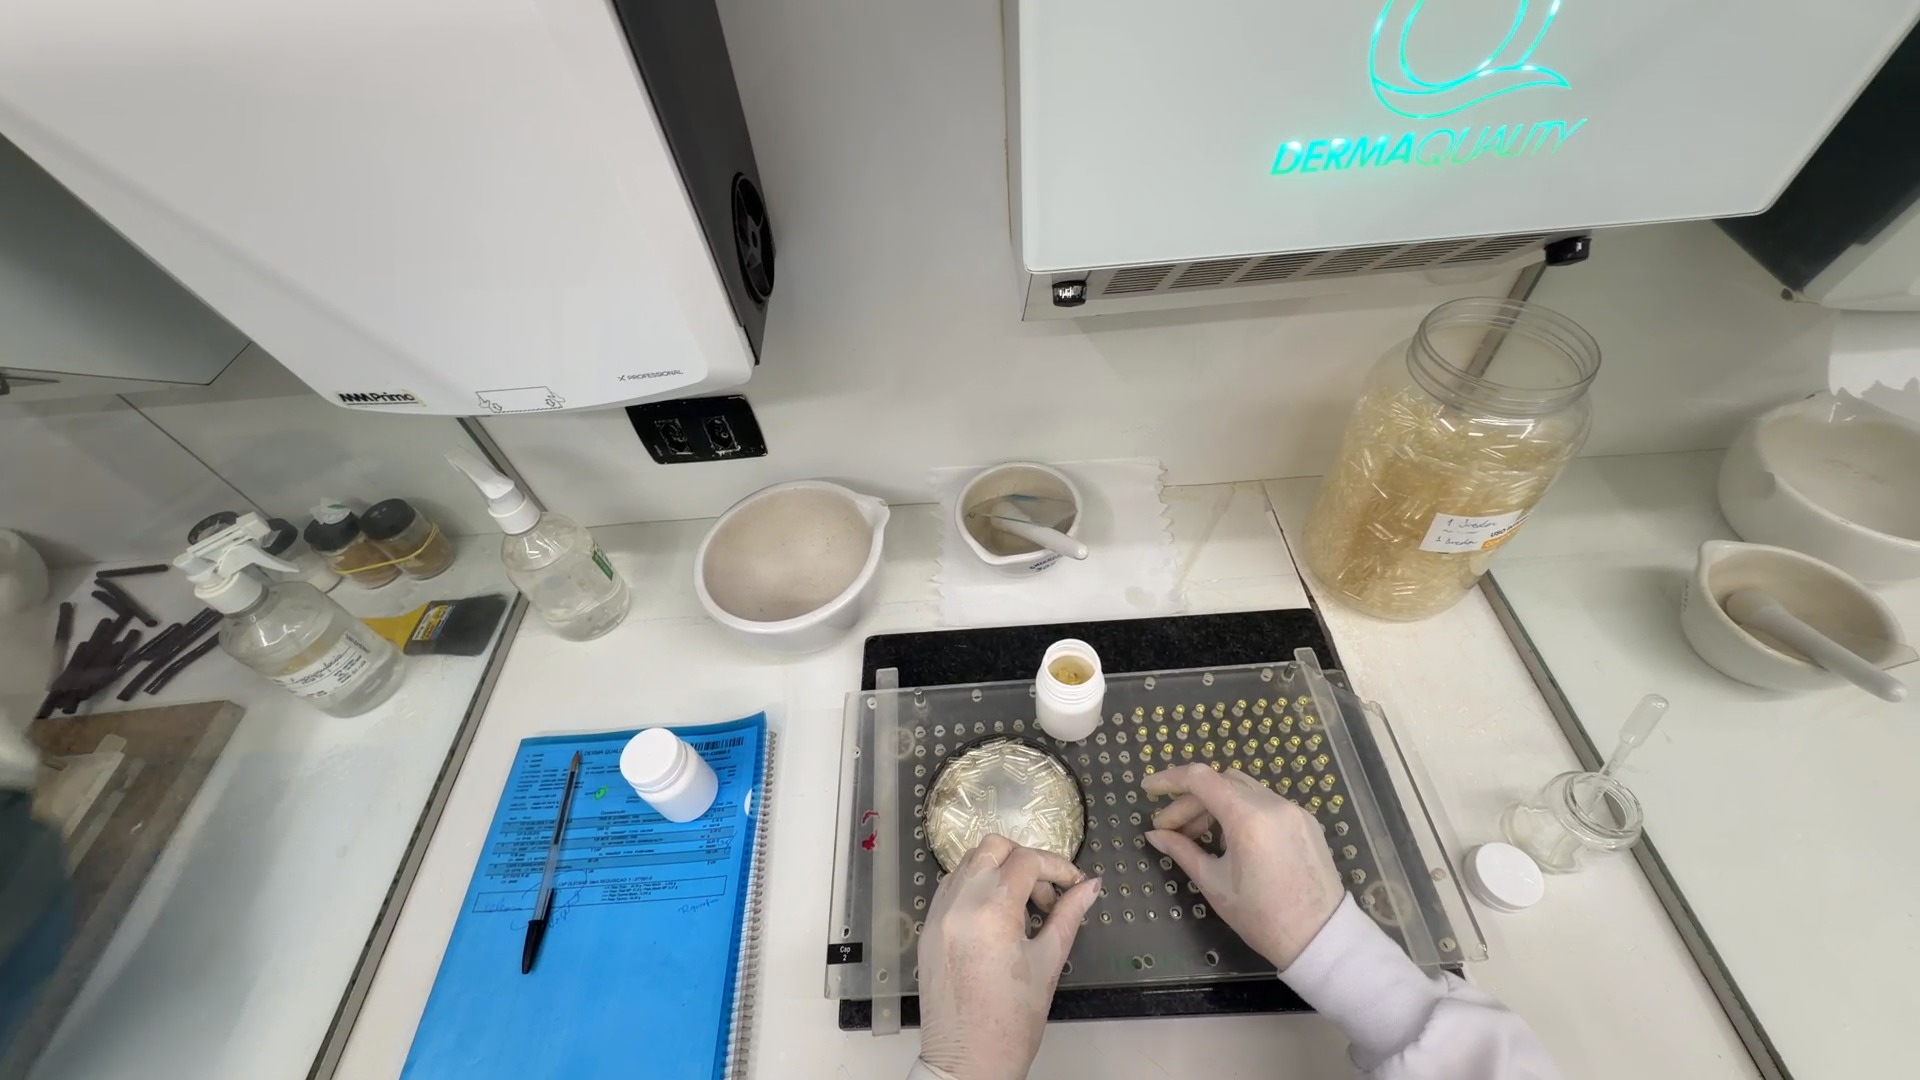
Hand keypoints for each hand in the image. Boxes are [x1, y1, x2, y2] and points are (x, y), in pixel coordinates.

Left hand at [916, 834, 1101, 1079]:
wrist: (966, 1065)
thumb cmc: (1011, 1022)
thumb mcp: (1048, 964)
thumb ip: (1068, 916)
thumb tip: (1090, 886)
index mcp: (992, 910)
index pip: (1027, 861)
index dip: (1056, 866)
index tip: (1073, 884)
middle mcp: (960, 901)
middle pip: (994, 847)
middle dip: (1025, 859)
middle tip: (1045, 893)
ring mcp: (939, 911)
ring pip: (970, 860)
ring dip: (999, 868)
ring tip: (1021, 907)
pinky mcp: (928, 924)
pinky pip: (952, 883)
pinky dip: (975, 884)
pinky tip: (993, 913)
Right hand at [1143, 764, 1343, 969]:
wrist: (1323, 941)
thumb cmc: (1263, 917)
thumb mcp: (1214, 883)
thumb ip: (1181, 850)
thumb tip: (1154, 835)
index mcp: (1247, 818)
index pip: (1199, 778)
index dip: (1169, 779)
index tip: (1148, 789)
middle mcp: (1271, 803)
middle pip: (1218, 783)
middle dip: (1189, 801)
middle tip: (1170, 829)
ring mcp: (1292, 809)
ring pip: (1241, 788)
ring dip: (1213, 804)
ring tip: (1199, 836)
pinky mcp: (1304, 820)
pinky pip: (1262, 801)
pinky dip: (1238, 810)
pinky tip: (1231, 839)